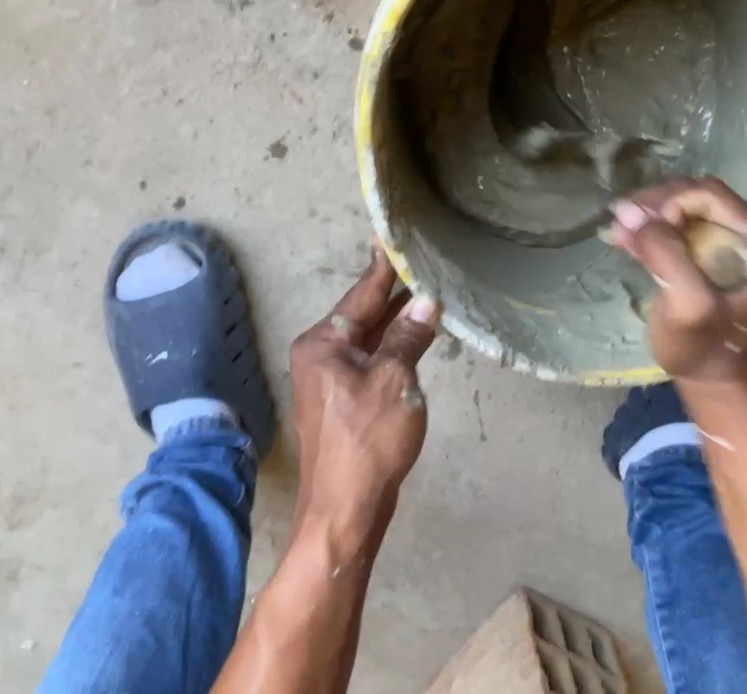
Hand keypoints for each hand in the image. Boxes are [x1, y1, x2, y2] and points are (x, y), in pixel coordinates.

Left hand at [288, 246, 440, 540]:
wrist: (346, 509)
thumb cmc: (367, 439)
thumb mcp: (394, 379)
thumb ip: (408, 336)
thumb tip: (426, 301)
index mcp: (323, 343)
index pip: (360, 294)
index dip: (382, 268)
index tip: (393, 237)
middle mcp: (320, 355)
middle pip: (362, 314)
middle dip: (394, 293)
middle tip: (421, 262)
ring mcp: (330, 381)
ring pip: (368, 340)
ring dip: (396, 322)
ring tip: (426, 292)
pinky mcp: (344, 403)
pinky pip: (371, 362)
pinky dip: (393, 348)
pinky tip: (415, 339)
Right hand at [607, 176, 746, 385]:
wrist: (712, 381)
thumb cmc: (705, 347)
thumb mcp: (686, 304)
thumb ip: (665, 254)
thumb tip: (628, 212)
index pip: (708, 195)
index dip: (668, 205)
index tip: (641, 231)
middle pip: (694, 194)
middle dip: (654, 205)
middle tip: (621, 222)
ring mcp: (733, 240)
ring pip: (683, 206)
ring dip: (648, 215)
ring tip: (618, 231)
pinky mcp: (712, 251)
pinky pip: (678, 224)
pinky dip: (651, 227)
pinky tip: (623, 237)